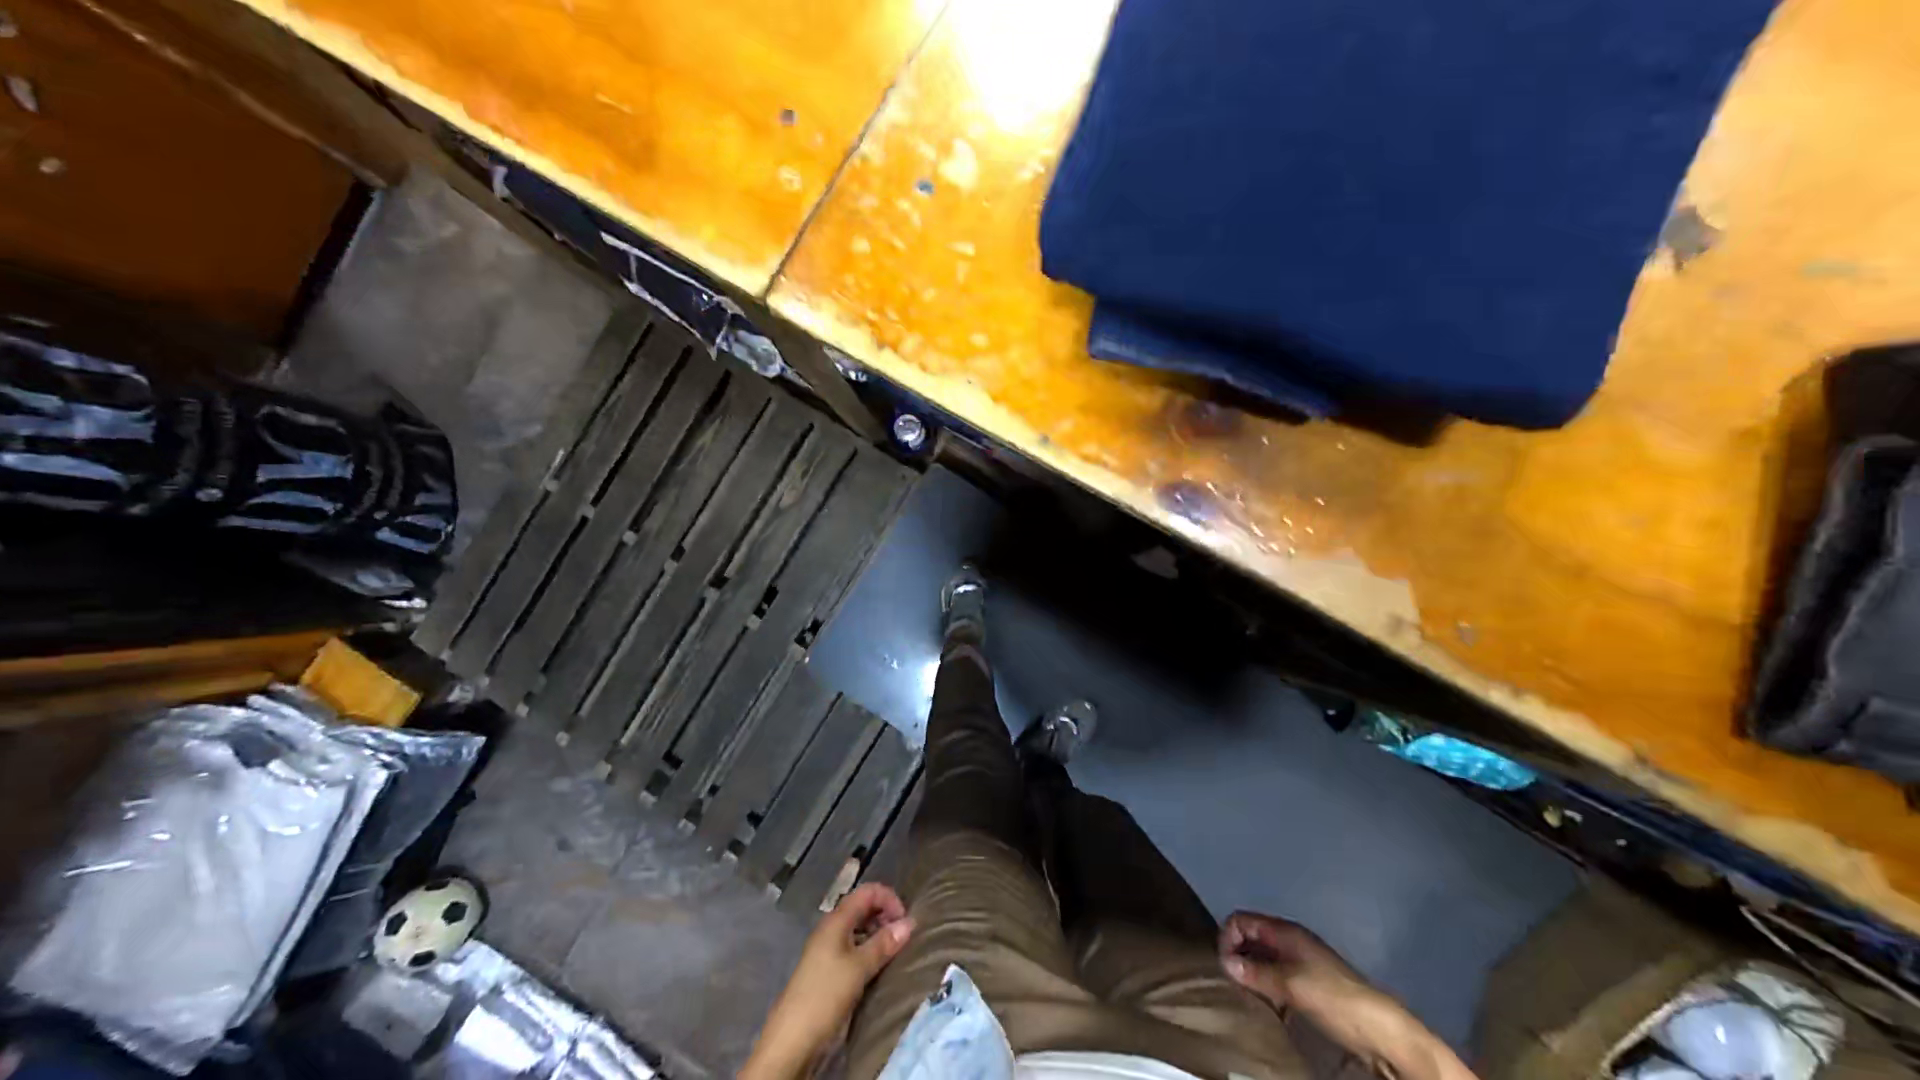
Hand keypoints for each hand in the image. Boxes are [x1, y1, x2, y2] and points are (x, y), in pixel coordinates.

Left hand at [742, 883, 914, 1079]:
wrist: (792, 1039)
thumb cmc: (826, 994)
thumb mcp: (859, 967)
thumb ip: (884, 943)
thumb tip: (910, 922)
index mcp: (836, 919)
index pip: (867, 892)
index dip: (889, 899)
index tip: (905, 921)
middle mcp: (832, 928)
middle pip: (863, 907)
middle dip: (885, 915)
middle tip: (903, 937)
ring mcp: (828, 948)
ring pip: (859, 929)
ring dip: (879, 934)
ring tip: (895, 951)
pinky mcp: (828, 969)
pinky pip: (854, 948)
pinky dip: (869, 950)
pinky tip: (879, 966)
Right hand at [1220, 912, 1477, 1079]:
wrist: (1380, 1029)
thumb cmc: (1334, 997)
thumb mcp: (1291, 984)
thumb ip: (1256, 972)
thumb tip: (1225, 961)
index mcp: (1285, 931)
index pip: (1242, 920)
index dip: (1228, 936)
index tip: (1224, 964)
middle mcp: (1289, 941)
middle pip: (1249, 936)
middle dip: (1235, 953)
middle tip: (1230, 980)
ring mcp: (1298, 962)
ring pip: (1260, 957)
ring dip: (1248, 971)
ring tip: (1242, 992)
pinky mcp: (1305, 984)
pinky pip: (1272, 976)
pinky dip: (1261, 984)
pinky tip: (1261, 1002)